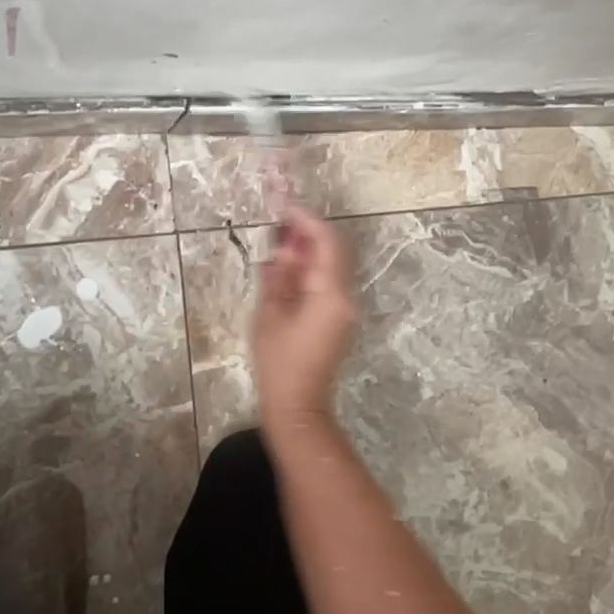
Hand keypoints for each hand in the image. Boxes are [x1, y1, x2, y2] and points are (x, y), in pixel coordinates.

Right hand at [253, 207, 357, 434]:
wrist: (297, 406)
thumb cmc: (278, 363)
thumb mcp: (268, 314)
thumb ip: (277, 277)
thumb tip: (282, 251)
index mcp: (329, 294)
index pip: (326, 243)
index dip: (307, 221)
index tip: (285, 207)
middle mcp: (344, 298)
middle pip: (334, 251)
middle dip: (308, 233)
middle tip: (280, 222)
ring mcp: (344, 309)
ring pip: (331, 266)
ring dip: (309, 251)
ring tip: (279, 244)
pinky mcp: (338, 319)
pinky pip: (327, 282)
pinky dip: (310, 270)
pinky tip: (287, 271)